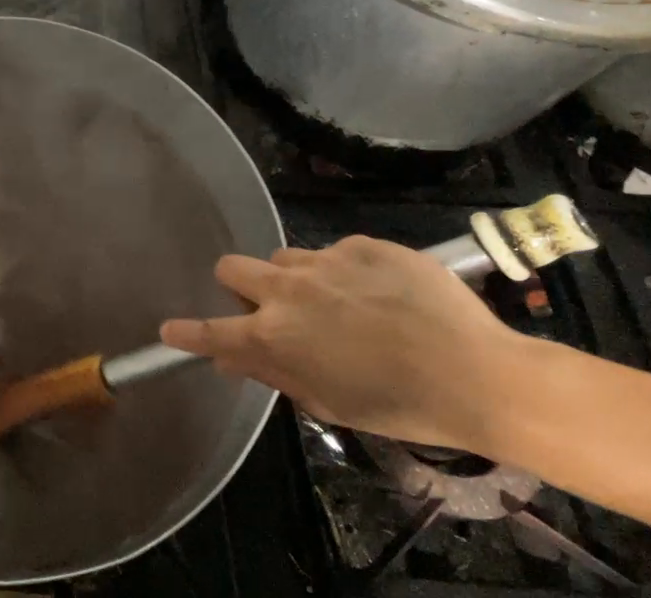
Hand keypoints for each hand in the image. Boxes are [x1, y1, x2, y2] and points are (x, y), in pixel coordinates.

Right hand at [160, 236, 528, 450]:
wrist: (480, 375)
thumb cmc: (400, 405)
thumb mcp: (328, 404)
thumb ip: (273, 374)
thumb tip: (231, 360)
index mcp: (275, 335)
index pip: (212, 331)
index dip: (186, 333)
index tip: (169, 332)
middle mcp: (289, 289)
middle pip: (232, 268)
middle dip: (239, 286)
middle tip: (271, 308)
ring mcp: (326, 261)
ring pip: (286, 259)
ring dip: (297, 279)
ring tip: (341, 304)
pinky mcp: (365, 245)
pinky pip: (337, 253)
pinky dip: (347, 273)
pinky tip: (382, 296)